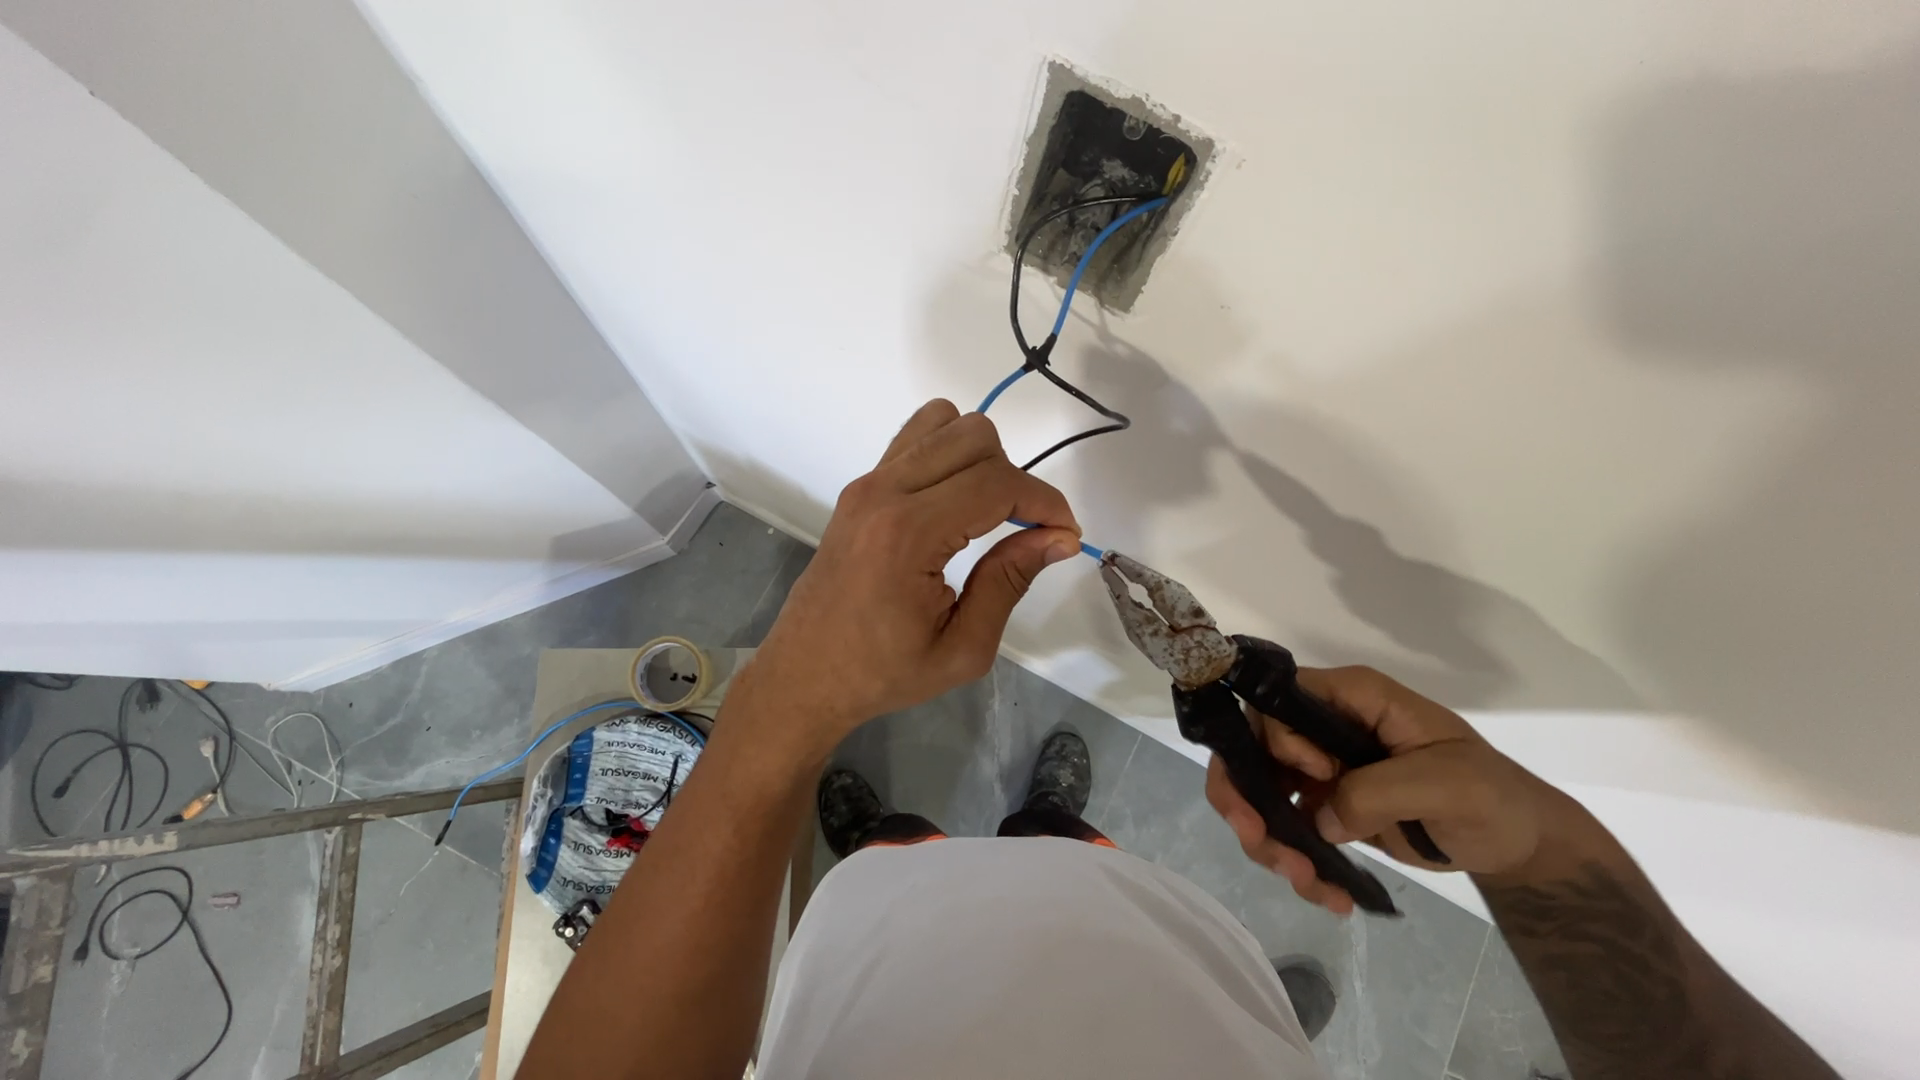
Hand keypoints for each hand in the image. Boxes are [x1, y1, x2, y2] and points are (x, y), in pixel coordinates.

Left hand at [742, 400, 1080, 749]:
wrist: (804, 675)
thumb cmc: (883, 673)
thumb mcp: (962, 648)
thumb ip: (1010, 583)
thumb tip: (1059, 537)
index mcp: (907, 535)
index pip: (996, 483)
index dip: (1045, 502)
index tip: (1065, 534)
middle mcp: (882, 493)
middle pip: (973, 436)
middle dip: (1014, 477)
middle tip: (1024, 529)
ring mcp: (865, 483)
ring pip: (943, 421)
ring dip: (979, 457)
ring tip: (985, 512)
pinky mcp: (859, 487)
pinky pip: (914, 438)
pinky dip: (947, 454)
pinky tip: (954, 502)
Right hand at [1206, 665, 1574, 914]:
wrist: (1519, 842)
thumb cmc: (1493, 798)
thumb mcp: (1446, 784)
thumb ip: (1376, 791)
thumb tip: (1320, 821)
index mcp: (1352, 699)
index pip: (1278, 701)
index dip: (1277, 739)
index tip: (1316, 778)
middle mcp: (1324, 726)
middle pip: (1250, 747)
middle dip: (1242, 796)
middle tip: (1256, 840)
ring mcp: (1319, 767)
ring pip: (1258, 792)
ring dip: (1268, 840)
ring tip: (1306, 881)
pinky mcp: (1325, 806)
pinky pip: (1284, 828)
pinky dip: (1294, 862)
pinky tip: (1328, 894)